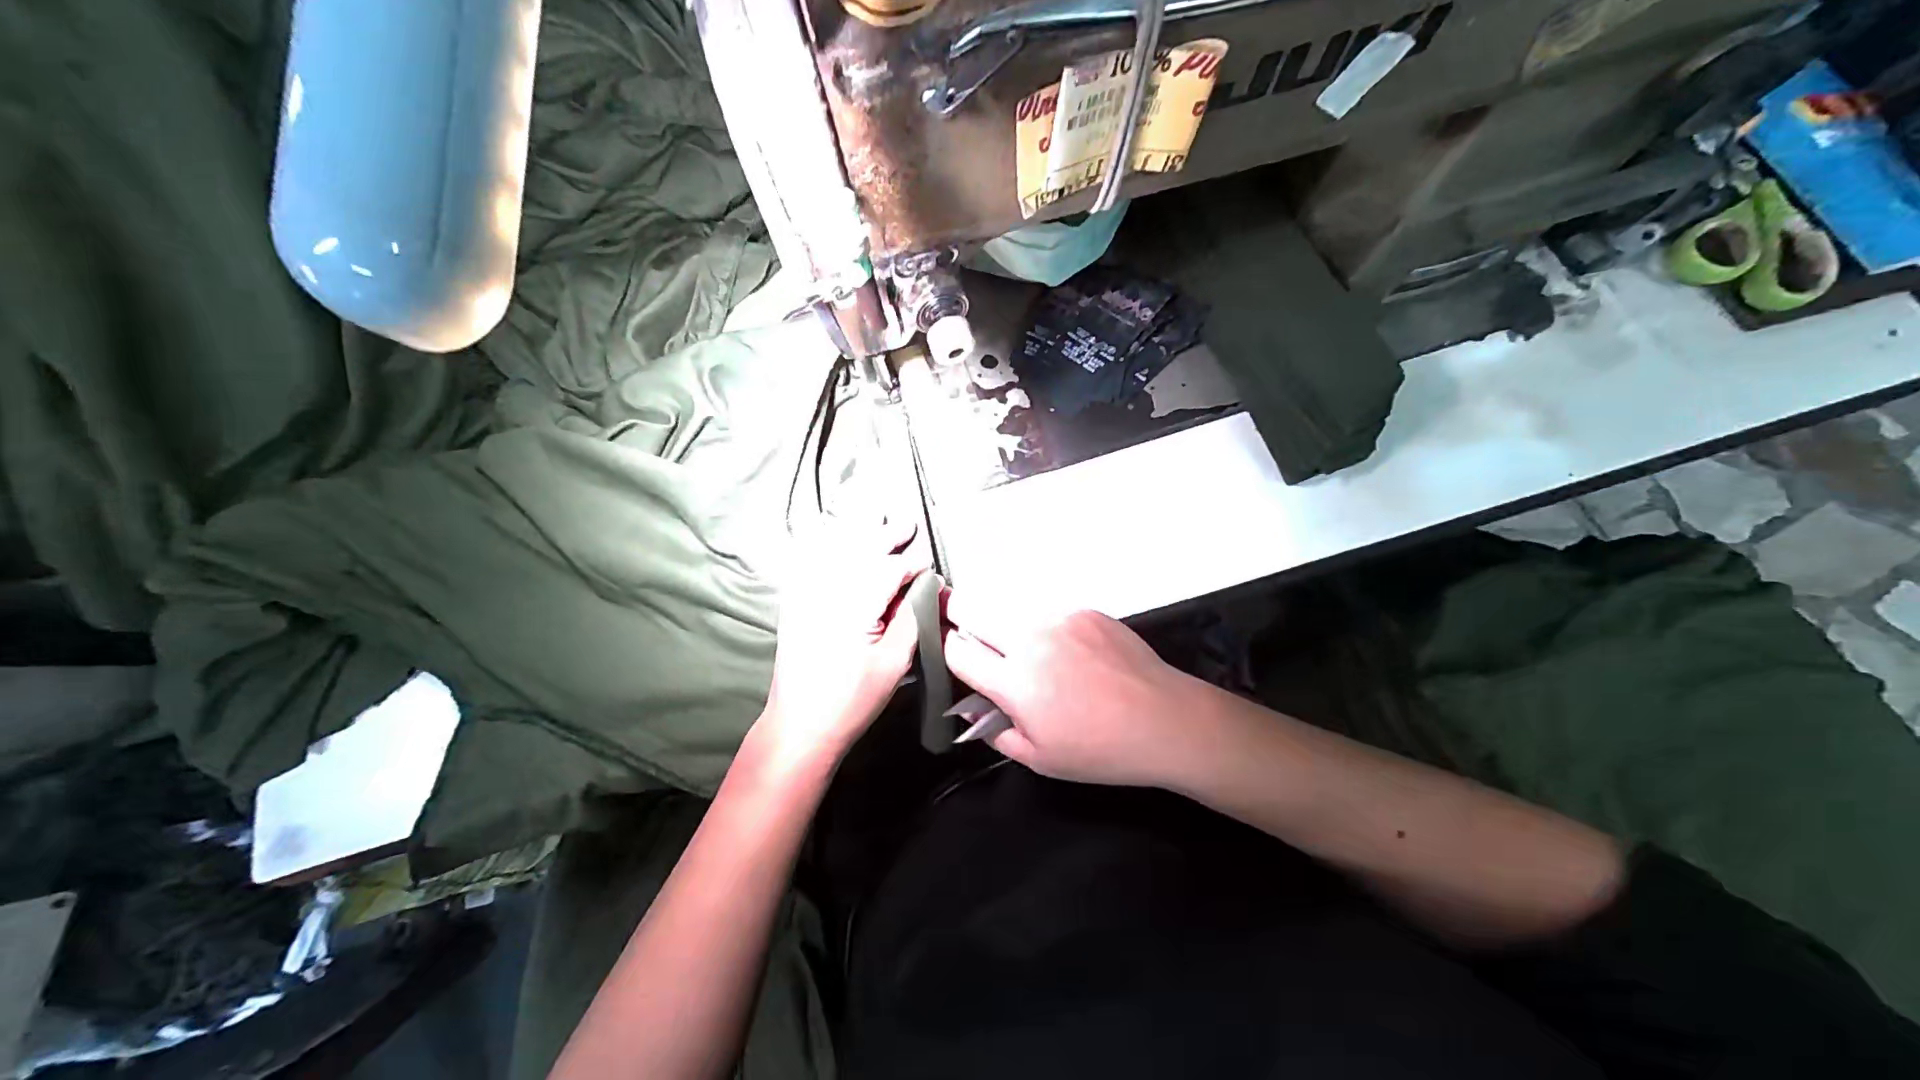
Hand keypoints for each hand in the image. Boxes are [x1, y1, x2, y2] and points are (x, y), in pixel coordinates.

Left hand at [757, 516, 928, 770]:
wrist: (799, 724)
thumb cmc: (850, 700)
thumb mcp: (894, 663)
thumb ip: (911, 619)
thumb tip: (925, 589)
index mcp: (854, 605)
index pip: (889, 570)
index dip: (911, 565)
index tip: (926, 566)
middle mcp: (825, 590)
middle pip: (859, 548)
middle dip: (884, 534)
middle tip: (905, 523)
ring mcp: (803, 594)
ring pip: (830, 547)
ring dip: (854, 529)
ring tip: (873, 514)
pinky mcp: (792, 602)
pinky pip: (804, 559)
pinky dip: (818, 540)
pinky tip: (827, 528)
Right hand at [942, 594, 1199, 787]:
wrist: (1165, 720)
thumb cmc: (1102, 749)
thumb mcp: (1039, 759)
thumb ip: (993, 730)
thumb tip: (970, 708)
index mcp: (1015, 683)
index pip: (956, 650)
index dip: (945, 653)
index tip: (951, 657)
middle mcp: (1031, 640)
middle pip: (969, 606)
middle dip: (955, 616)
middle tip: (959, 629)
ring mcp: (1059, 619)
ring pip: (1005, 603)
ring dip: (998, 620)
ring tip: (1016, 646)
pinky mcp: (1083, 610)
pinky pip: (1043, 609)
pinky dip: (1038, 624)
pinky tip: (1058, 649)